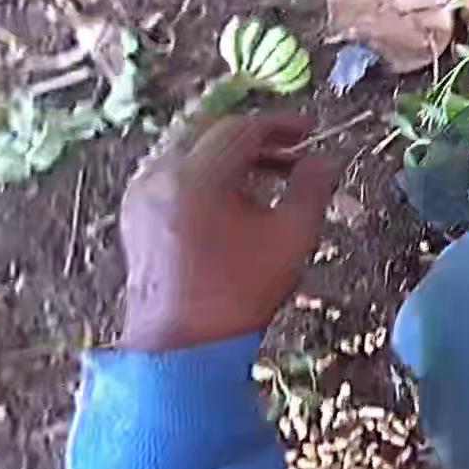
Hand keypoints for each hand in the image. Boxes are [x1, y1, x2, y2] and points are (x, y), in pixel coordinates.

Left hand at [116, 114, 342, 349]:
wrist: (183, 343)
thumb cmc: (244, 286)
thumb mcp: (293, 233)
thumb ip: (313, 187)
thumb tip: (331, 157)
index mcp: (198, 177)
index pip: (241, 129)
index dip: (281, 125)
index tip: (313, 130)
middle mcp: (161, 175)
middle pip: (210, 131)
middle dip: (258, 135)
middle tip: (295, 148)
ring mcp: (143, 194)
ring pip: (192, 150)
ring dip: (236, 153)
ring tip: (276, 175)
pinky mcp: (138, 214)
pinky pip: (178, 172)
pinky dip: (213, 170)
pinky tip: (242, 196)